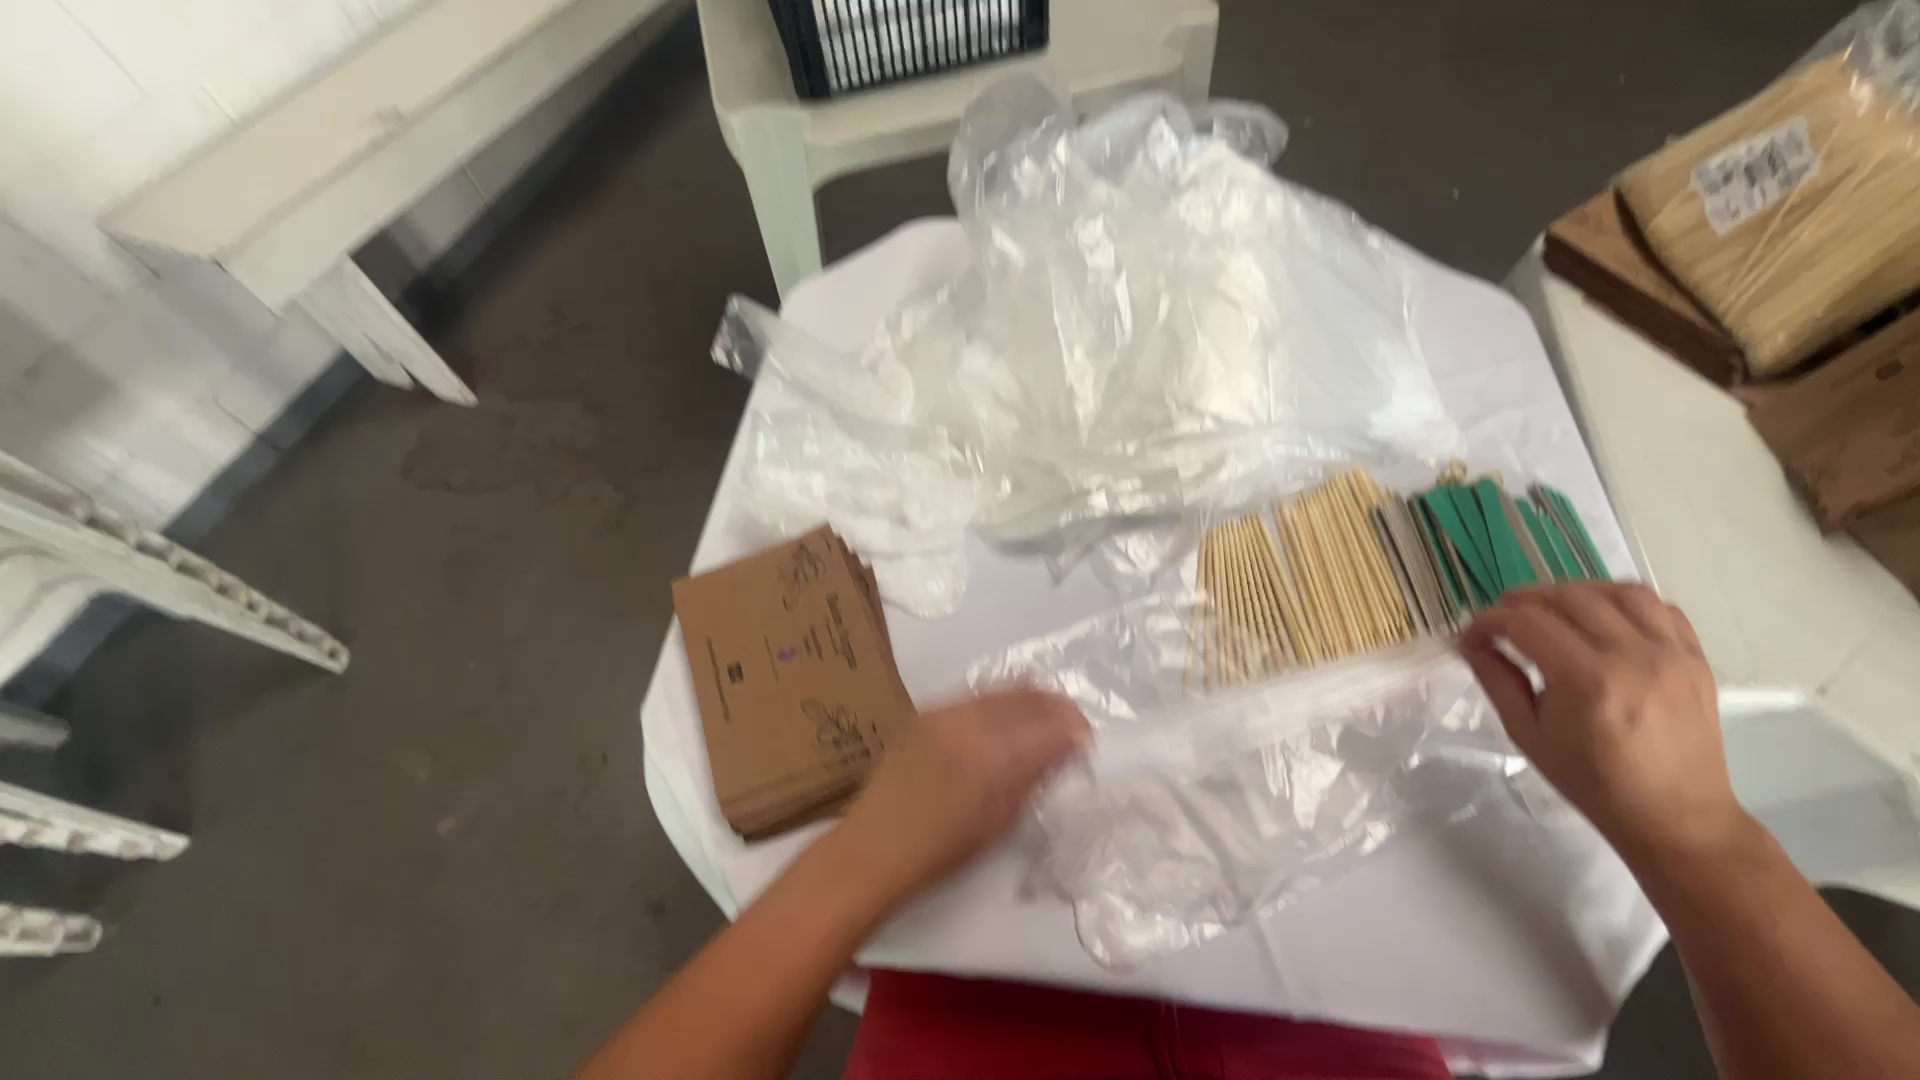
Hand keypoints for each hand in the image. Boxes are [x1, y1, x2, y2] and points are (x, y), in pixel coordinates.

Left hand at [828, 688, 1089, 909]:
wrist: (873, 845)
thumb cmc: (941, 851)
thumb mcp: (1000, 820)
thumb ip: (1035, 777)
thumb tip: (1068, 749)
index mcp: (991, 756)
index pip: (1049, 726)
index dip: (1075, 730)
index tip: (1087, 742)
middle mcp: (969, 721)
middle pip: (1029, 696)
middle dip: (1058, 708)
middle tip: (1073, 727)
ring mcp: (944, 710)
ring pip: (1003, 688)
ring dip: (1031, 699)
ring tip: (1045, 719)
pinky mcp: (926, 710)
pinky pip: (976, 694)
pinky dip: (1000, 701)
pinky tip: (1007, 719)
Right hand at [1460, 582, 1749, 865]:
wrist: (1674, 815)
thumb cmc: (1591, 781)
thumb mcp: (1527, 734)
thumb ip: (1498, 681)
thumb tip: (1470, 644)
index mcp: (1588, 681)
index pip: (1526, 623)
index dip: (1489, 621)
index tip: (1470, 636)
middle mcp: (1634, 657)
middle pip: (1568, 597)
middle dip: (1523, 601)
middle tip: (1500, 620)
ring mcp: (1672, 654)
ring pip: (1617, 591)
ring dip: (1573, 591)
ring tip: (1550, 609)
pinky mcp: (1695, 658)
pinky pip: (1659, 607)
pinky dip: (1622, 601)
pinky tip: (1600, 617)